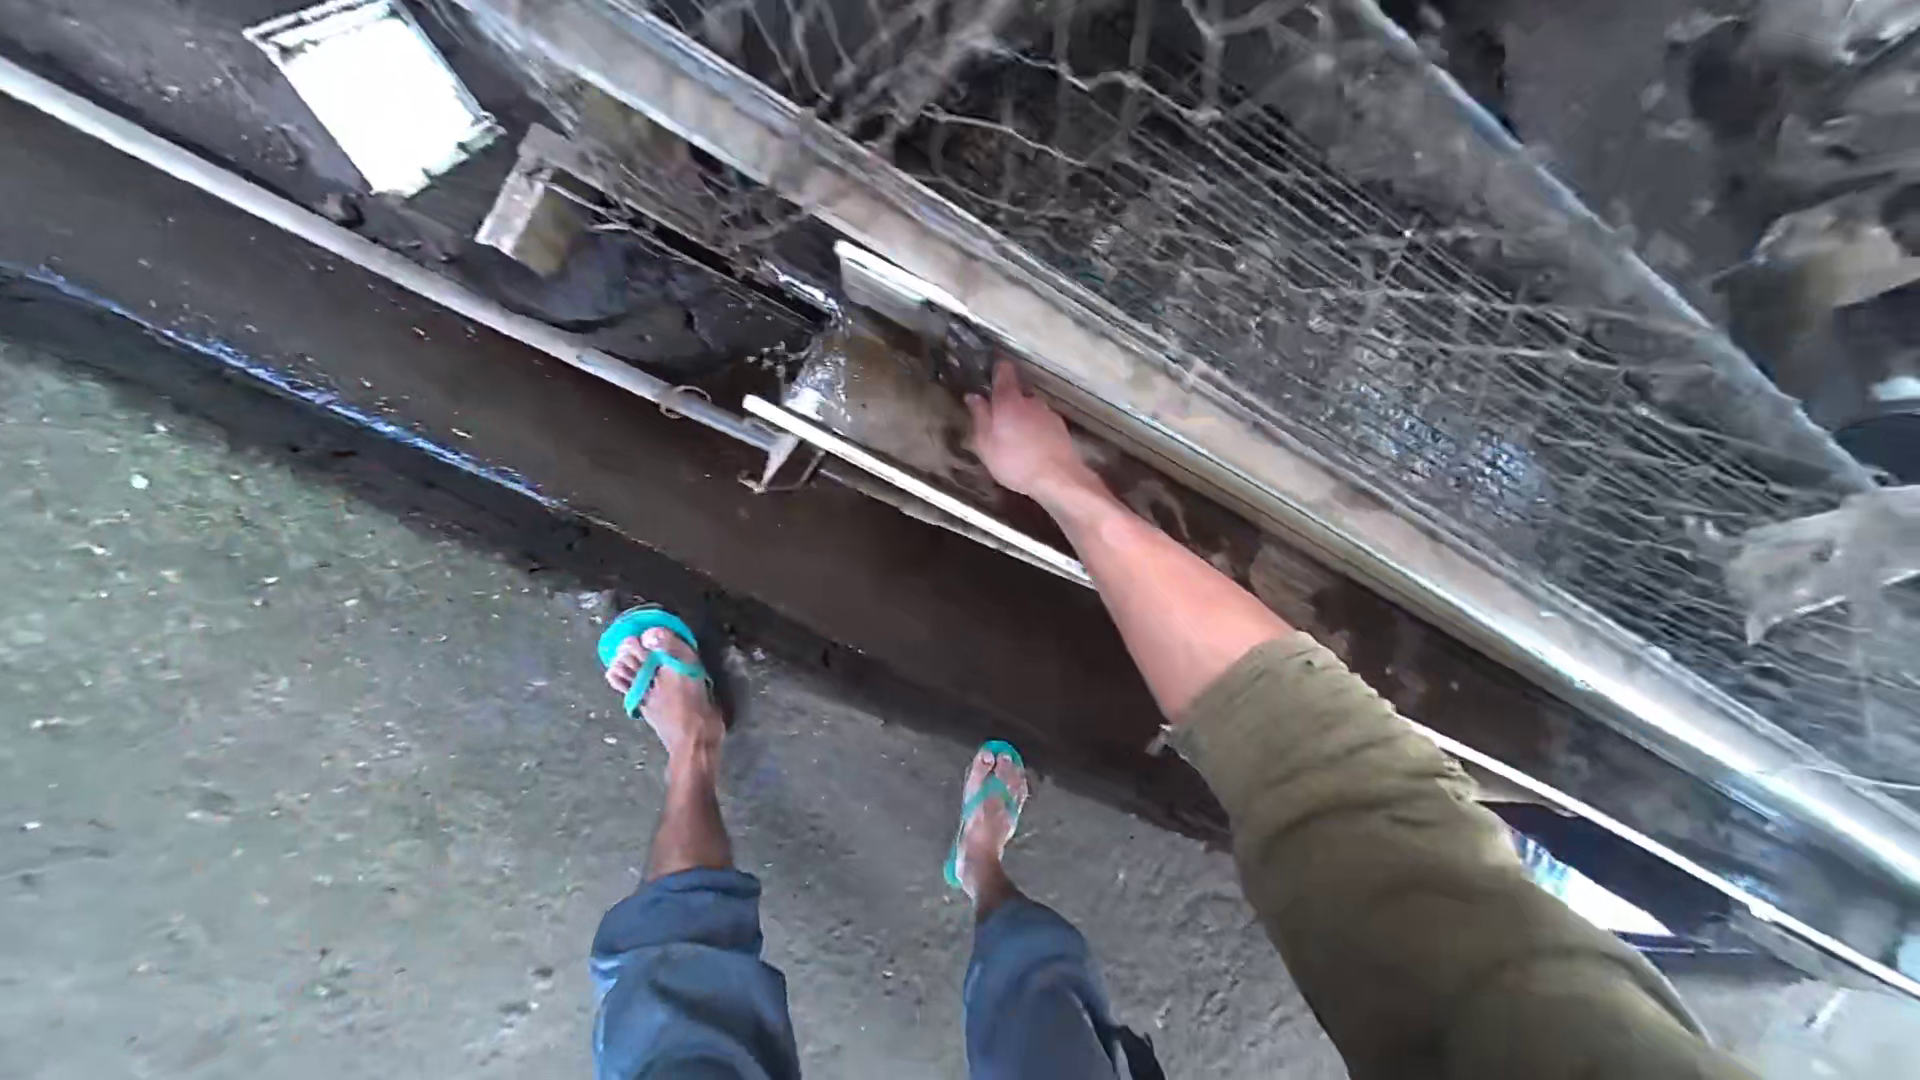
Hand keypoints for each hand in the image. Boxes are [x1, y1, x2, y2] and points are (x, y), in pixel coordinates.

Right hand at [964, 361, 1093, 501]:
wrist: (1057, 477)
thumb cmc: (1014, 461)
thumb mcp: (986, 443)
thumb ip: (979, 417)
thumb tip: (973, 396)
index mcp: (1009, 401)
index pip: (1004, 373)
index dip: (998, 369)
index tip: (992, 372)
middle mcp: (1031, 401)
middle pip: (1017, 394)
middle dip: (1008, 405)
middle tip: (997, 425)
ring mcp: (1048, 414)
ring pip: (1031, 411)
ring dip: (1022, 420)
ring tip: (1014, 442)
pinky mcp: (1060, 428)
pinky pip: (1042, 424)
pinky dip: (1035, 432)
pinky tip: (1031, 450)